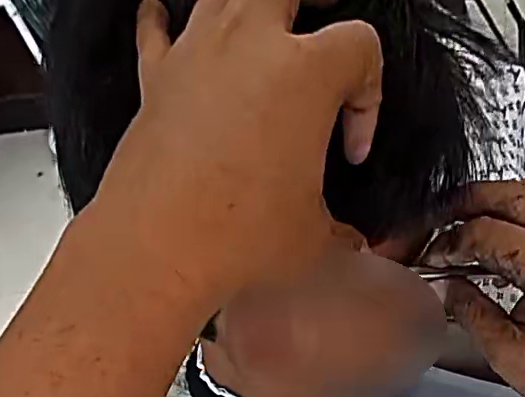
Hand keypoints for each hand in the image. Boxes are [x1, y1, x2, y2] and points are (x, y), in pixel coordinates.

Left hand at [92, 0, 383, 304]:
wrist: (164, 245)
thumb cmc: (238, 235)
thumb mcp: (312, 239)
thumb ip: (336, 227)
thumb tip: (345, 237)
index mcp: (306, 76)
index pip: (360, 47)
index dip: (368, 98)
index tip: (351, 146)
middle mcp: (249, 46)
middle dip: (313, 6)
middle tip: (321, 27)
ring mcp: (198, 54)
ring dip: (247, 8)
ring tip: (259, 31)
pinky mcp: (156, 79)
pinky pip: (158, 25)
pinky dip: (164, 19)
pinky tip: (167, 22)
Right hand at [424, 177, 524, 396]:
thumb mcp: (506, 351)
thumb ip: (471, 313)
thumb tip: (447, 289)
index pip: (487, 231)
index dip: (452, 241)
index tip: (434, 258)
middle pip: (513, 194)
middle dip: (470, 202)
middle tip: (442, 221)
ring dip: (500, 198)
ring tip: (470, 220)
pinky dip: (523, 211)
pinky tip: (502, 240)